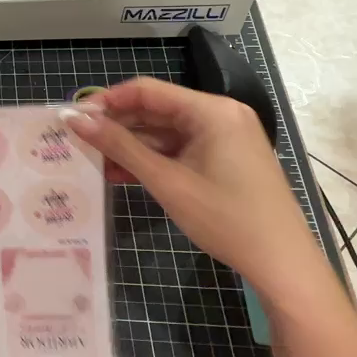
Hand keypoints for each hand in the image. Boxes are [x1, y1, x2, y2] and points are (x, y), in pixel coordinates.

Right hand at [60, 78, 323, 300]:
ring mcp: (225, 138)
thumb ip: (119, 146)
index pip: (147, 90)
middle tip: (78, 141)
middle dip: (116, 125)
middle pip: (155, 109)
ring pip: (164, 131)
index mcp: (212, 111)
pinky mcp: (225, 159)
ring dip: (130, 145)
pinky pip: (179, 149)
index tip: (73, 119)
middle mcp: (220, 115)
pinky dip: (151, 159)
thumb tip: (74, 119)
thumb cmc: (226, 218)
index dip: (106, 101)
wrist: (283, 265)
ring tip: (93, 160)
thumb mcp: (167, 181)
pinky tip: (121, 173)